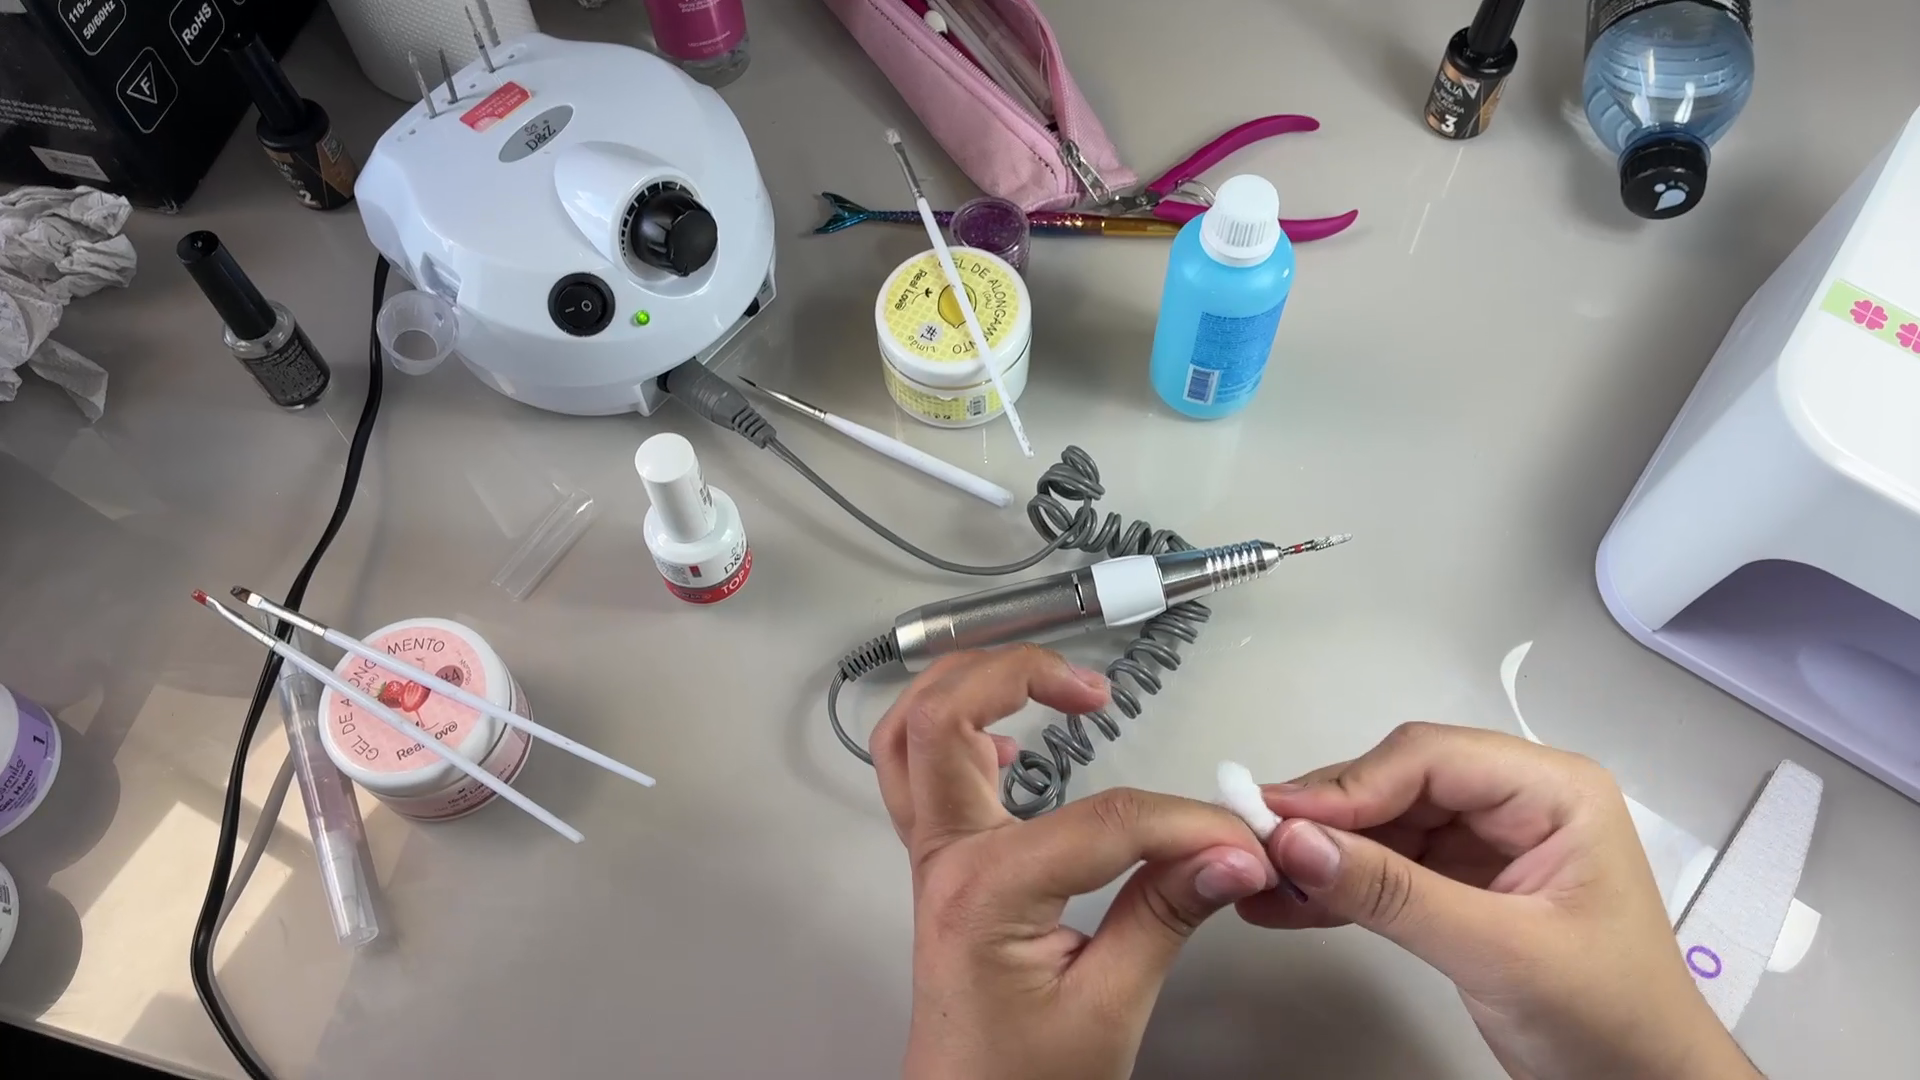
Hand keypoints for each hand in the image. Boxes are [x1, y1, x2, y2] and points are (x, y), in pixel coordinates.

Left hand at [870, 646, 1276, 1079]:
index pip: (1103, 820)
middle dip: (1017, 675)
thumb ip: (1165, 914)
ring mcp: (930, 849)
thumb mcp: (1111, 1008)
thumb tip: (1227, 852)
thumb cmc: (1024, 1079)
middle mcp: (944, 854)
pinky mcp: (937, 855)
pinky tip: (1004, 737)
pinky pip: (915, 765)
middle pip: (945, 719)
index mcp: (986, 891)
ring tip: (1034, 676)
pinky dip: (950, 725)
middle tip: (1089, 687)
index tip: (1235, 838)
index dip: (1184, 822)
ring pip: (910, 729)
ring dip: (965, 683)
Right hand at [1240, 723, 1760, 1079]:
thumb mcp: (1501, 954)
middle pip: (1388, 784)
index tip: (1280, 816)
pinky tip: (1280, 901)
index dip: (1350, 784)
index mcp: (1547, 789)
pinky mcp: (1442, 876)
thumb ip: (1394, 894)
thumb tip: (1293, 843)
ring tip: (1257, 875)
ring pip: (1370, 822)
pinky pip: (1372, 864)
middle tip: (1254, 839)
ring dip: (1313, 852)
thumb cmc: (1611, 1023)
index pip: (1427, 759)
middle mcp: (1503, 798)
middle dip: (1323, 818)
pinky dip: (1328, 884)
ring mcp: (1469, 837)